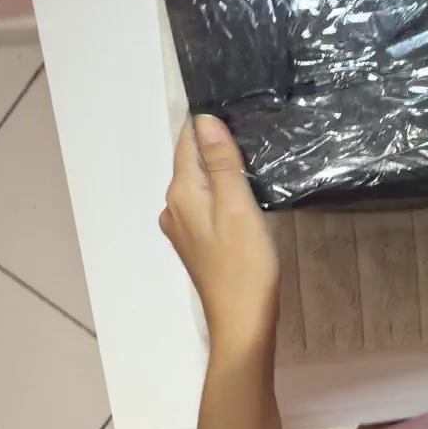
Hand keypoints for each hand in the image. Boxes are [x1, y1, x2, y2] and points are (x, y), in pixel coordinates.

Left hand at [160, 115, 279, 354]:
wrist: (242, 322)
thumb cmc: (245, 265)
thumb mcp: (238, 207)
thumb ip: (222, 163)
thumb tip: (205, 120)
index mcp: (181, 193)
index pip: (188, 142)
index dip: (208, 123)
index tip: (234, 107)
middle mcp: (174, 207)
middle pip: (193, 163)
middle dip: (217, 148)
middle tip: (252, 132)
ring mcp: (183, 229)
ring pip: (201, 187)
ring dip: (222, 174)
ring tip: (253, 164)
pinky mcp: (198, 245)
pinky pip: (207, 207)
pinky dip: (223, 198)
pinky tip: (245, 201)